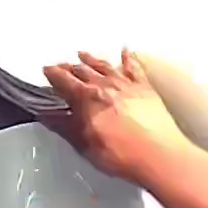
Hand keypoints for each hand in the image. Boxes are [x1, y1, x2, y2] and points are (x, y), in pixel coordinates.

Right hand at [42, 49, 207, 186]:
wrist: (160, 156)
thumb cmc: (123, 154)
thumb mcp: (85, 145)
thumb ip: (64, 127)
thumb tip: (47, 116)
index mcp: (88, 98)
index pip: (65, 81)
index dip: (53, 75)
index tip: (47, 71)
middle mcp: (106, 86)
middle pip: (83, 71)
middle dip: (69, 67)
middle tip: (61, 66)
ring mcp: (127, 85)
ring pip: (105, 66)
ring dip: (92, 60)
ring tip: (83, 55)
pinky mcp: (145, 89)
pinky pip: (134, 67)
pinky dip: (127, 58)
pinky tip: (125, 52)